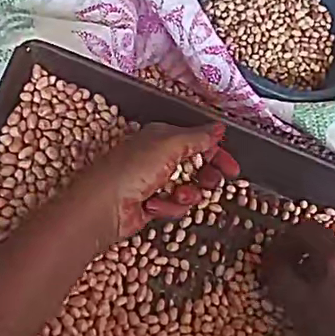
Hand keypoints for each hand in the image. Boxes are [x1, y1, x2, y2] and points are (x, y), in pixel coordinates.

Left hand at [67, 121, 240, 247]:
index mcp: (161, 137)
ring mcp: (154, 182)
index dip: (216, 154)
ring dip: (186, 195)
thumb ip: (198, 137)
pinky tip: (154, 206)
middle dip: (204, 177)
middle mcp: (158, 157)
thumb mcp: (170, 145)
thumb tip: (218, 128)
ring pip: (188, 189)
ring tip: (176, 196)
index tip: (232, 169)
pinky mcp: (151, 204)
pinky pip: (174, 207)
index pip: (198, 141)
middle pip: (195, 167)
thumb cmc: (130, 171)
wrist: (103, 207)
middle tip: (208, 183)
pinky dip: (168, 207)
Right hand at [261, 223, 334, 335]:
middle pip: (320, 238)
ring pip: (333, 252)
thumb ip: (278, 275)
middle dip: (296, 250)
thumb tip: (271, 261)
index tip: (271, 256)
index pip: (303, 229)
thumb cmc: (334, 329)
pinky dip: (328, 271)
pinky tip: (320, 294)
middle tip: (281, 267)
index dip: (282, 240)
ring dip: (312, 261)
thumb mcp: (295, 302)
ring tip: (298, 282)